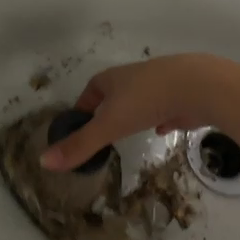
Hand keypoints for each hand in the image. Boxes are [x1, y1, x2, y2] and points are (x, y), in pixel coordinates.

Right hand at [38, 54, 237, 170]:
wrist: (196, 86)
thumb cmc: (145, 100)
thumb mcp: (108, 125)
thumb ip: (80, 145)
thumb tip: (44, 162)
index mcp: (111, 79)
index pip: (89, 92)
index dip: (82, 109)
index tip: (79, 128)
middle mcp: (132, 78)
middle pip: (113, 95)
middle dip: (106, 111)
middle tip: (102, 134)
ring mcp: (158, 85)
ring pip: (139, 100)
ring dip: (132, 114)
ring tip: (127, 133)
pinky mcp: (180, 96)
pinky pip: (164, 108)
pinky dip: (158, 118)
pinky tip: (160, 131)